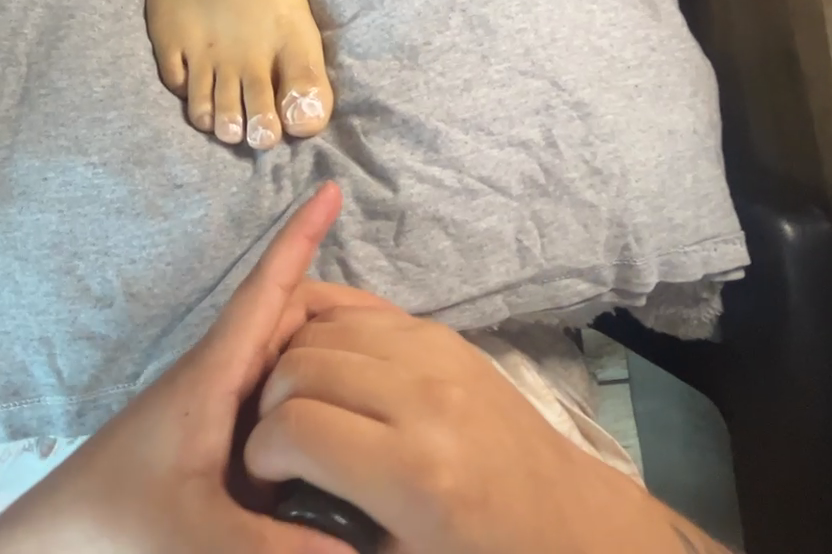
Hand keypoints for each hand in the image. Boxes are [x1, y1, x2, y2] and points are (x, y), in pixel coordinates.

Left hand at [0, 182, 373, 553]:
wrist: (65, 530)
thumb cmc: (123, 519)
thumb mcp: (203, 539)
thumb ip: (281, 547)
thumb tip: (362, 549)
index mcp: (215, 373)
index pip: (266, 290)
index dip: (298, 237)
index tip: (327, 190)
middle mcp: (220, 370)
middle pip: (286, 314)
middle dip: (338, 306)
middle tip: (396, 323)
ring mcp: (217, 395)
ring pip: (282, 349)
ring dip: (326, 345)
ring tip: (381, 361)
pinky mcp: (217, 423)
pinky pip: (274, 385)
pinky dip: (309, 384)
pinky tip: (338, 415)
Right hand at [245, 307, 727, 553]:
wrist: (568, 520)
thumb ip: (327, 519)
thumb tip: (272, 480)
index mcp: (415, 473)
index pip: (295, 427)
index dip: (263, 452)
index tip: (269, 474)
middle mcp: (422, 398)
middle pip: (299, 367)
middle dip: (270, 404)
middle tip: (279, 440)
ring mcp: (433, 351)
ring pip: (319, 328)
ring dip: (293, 364)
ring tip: (301, 405)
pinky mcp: (438, 329)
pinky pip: (354, 311)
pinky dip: (326, 337)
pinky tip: (330, 373)